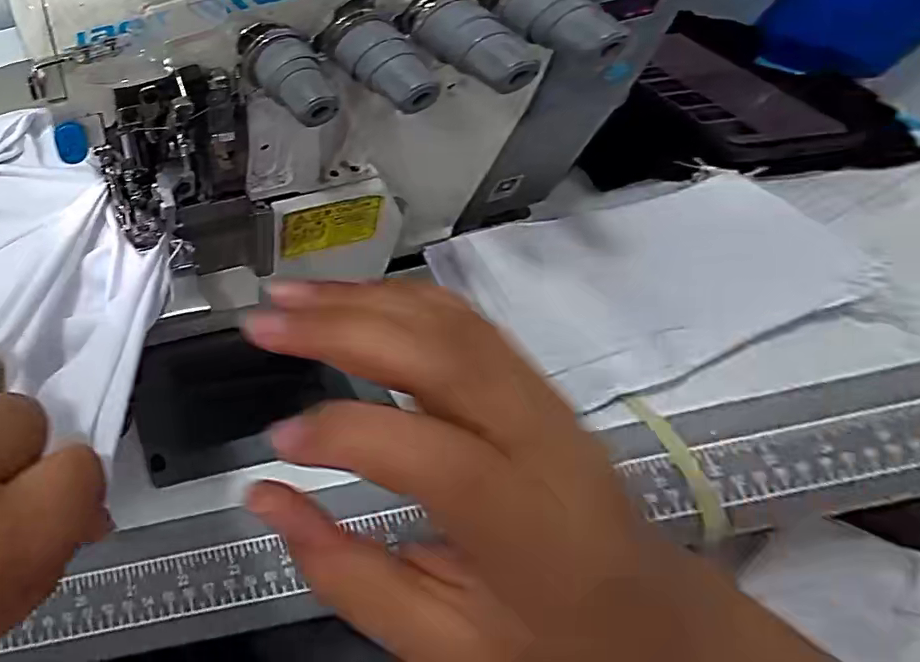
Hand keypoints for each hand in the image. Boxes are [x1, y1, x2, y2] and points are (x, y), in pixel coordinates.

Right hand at [240, 280, 828, 661]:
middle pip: (439, 355)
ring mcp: (539, 396)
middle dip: (337, 329)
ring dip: (354, 298)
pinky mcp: (524, 373)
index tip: (276, 442)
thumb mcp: (446, 644)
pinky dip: (385, 293)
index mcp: (534, 528)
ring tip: (283, 296)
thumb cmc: (546, 639)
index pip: (435, 457)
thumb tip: (262, 495)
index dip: (344, 435)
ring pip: (444, 319)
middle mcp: (544, 443)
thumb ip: (346, 575)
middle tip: (261, 324)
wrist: (659, 620)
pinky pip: (452, 313)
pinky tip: (338, 296)